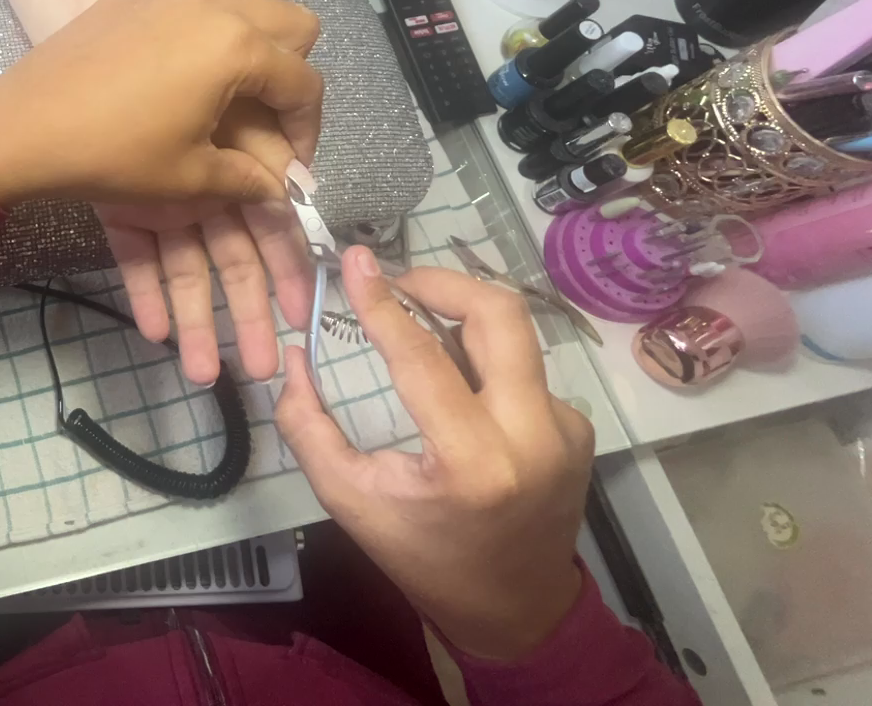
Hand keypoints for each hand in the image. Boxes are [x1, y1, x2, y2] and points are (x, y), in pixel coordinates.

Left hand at [0, 0, 320, 206]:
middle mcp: (214, 3)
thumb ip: (248, 180)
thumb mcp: (188, 177)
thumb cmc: (111, 155)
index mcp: (238, 47)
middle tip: (266, 117)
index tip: (293, 165)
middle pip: (292, 21)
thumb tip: (281, 191)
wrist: (23, 127)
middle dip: (292, 71)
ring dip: (254, 34)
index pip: (304, 83)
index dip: (308, 129)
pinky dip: (202, 17)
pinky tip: (176, 56)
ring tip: (229, 81)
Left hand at [97, 98, 315, 384]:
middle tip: (265, 368)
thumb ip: (249, 182)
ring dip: (197, 314)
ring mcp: (156, 185)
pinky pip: (136, 245)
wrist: (15, 122)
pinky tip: (152, 333)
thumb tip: (291, 192)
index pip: (279, 203)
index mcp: (234, 138)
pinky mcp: (117, 204)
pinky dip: (143, 285)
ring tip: (202, 376)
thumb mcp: (195, 168)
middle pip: (236, 241)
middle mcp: (201, 162)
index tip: (301, 302)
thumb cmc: (120, 138)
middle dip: (252, 306)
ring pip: (187, 252)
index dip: (295, 254)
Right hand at [275, 246, 594, 660]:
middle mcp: (533, 436)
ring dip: (459, 313)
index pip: (423, 357)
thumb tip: (296, 353)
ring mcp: (565, 430)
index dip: (382, 302)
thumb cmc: (420, 554)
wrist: (515, 609)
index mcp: (472, 460)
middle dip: (443, 282)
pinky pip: (521, 365)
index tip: (355, 261)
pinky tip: (452, 376)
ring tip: (415, 320)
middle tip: (397, 281)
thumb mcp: (344, 496)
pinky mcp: (576, 429)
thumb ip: (305, 421)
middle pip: (501, 316)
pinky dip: (479, 353)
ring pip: (515, 334)